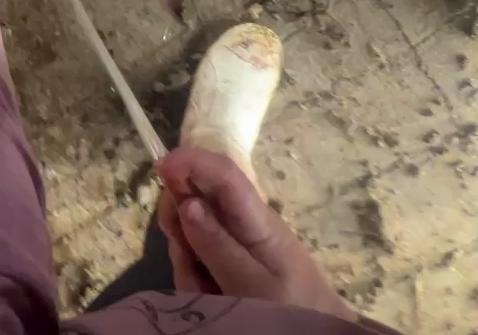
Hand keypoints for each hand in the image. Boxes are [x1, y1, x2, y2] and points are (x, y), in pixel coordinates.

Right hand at [157, 148, 355, 319]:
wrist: (317, 331)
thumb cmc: (291, 307)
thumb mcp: (253, 284)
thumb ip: (218, 245)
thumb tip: (186, 202)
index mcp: (254, 216)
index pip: (222, 171)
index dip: (190, 160)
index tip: (160, 169)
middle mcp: (241, 218)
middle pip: (196, 195)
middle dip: (178, 220)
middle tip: (181, 253)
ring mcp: (234, 237)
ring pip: (190, 227)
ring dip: (186, 256)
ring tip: (202, 290)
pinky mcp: (229, 255)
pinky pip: (197, 252)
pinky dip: (193, 272)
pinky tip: (206, 293)